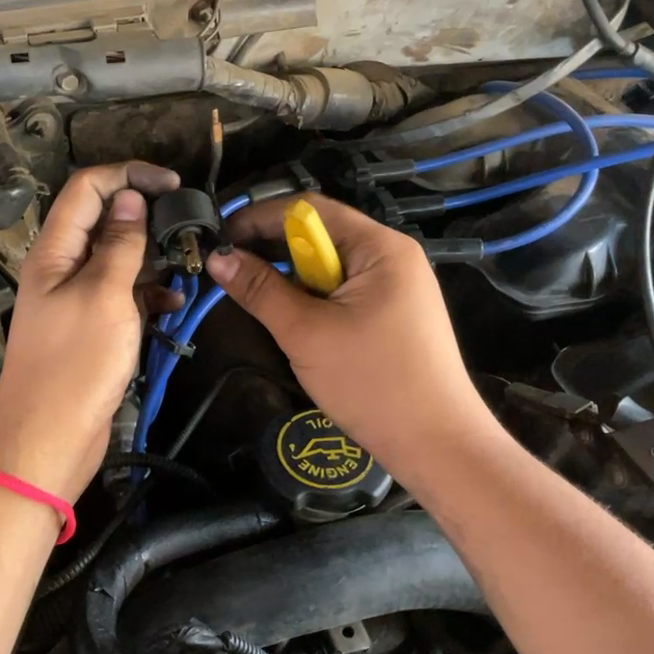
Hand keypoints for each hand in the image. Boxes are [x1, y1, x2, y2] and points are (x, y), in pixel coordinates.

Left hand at [0, 162, 180, 500]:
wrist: (47, 443)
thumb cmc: (74, 368)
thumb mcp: (104, 297)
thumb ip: (119, 246)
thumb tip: (130, 197)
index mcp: (54, 252)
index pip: (86, 189)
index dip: (127, 175)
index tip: (173, 184)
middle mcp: (62, 269)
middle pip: (103, 221)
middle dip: (145, 217)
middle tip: (186, 228)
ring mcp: (76, 301)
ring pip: (118, 261)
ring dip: (151, 259)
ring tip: (186, 267)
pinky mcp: (91, 331)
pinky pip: (122, 298)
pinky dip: (147, 296)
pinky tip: (173, 306)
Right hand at [205, 195, 500, 466]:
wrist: (436, 443)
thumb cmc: (372, 382)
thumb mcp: (306, 333)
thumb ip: (260, 291)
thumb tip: (217, 259)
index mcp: (380, 247)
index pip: (308, 209)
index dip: (258, 218)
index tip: (219, 240)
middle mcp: (391, 256)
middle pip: (319, 234)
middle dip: (270, 247)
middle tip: (227, 270)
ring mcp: (396, 286)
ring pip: (328, 265)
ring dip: (289, 276)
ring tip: (251, 294)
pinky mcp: (393, 313)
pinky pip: (342, 289)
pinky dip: (311, 297)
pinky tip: (288, 316)